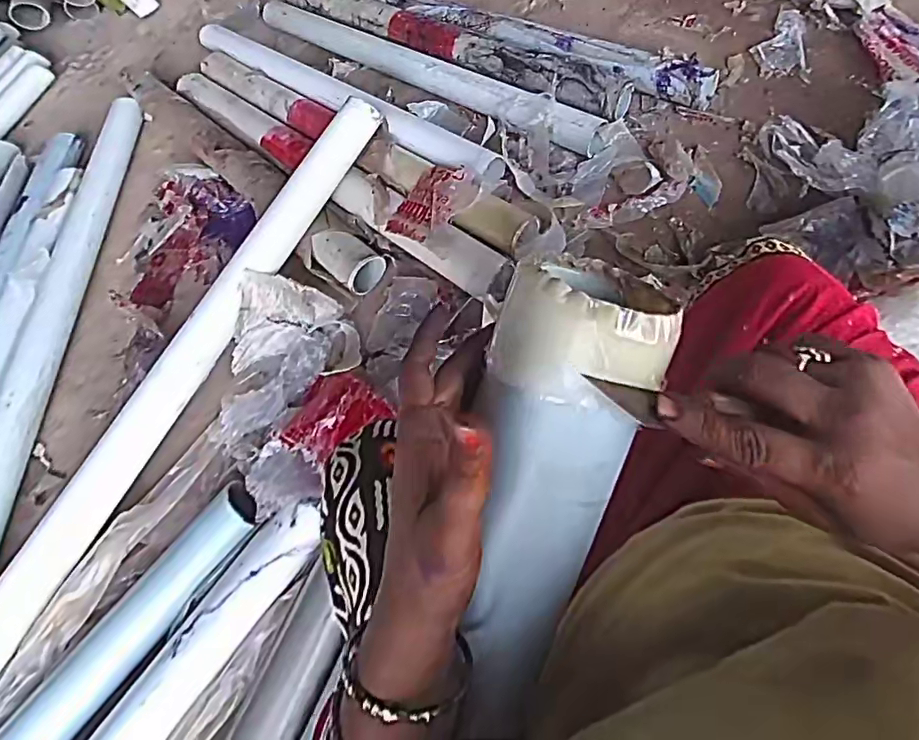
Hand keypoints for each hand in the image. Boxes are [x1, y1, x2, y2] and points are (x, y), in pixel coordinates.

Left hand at [357, 306, 492, 703]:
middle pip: (440, 376)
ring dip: (469, 367)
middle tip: (492, 322)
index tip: (447, 305)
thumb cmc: (428, 572)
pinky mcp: (444, 474)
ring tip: (500, 351)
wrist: (418, 614)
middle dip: (462, 343)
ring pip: (450, 396)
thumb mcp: (454, 521)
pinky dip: (477, 399)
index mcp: (419, 440)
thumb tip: (474, 423)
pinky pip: (460, 420)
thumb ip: (467, 473)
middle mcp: (422, 441)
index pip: (419, 370)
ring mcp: (432, 457)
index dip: (430, 335)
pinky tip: (497, 407)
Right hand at [656, 335, 918, 567]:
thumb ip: (755, 471)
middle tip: (707, 389)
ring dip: (753, 371)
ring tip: (756, 392)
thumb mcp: (815, 511)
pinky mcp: (871, 362)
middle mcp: (847, 419)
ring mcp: (862, 383)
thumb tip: (698, 444)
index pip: (752, 438)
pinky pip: (804, 348)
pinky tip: (792, 382)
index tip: (663, 406)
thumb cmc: (881, 518)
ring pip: (777, 356)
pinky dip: (785, 362)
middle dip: (720, 377)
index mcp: (834, 469)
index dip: (701, 420)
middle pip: (759, 377)